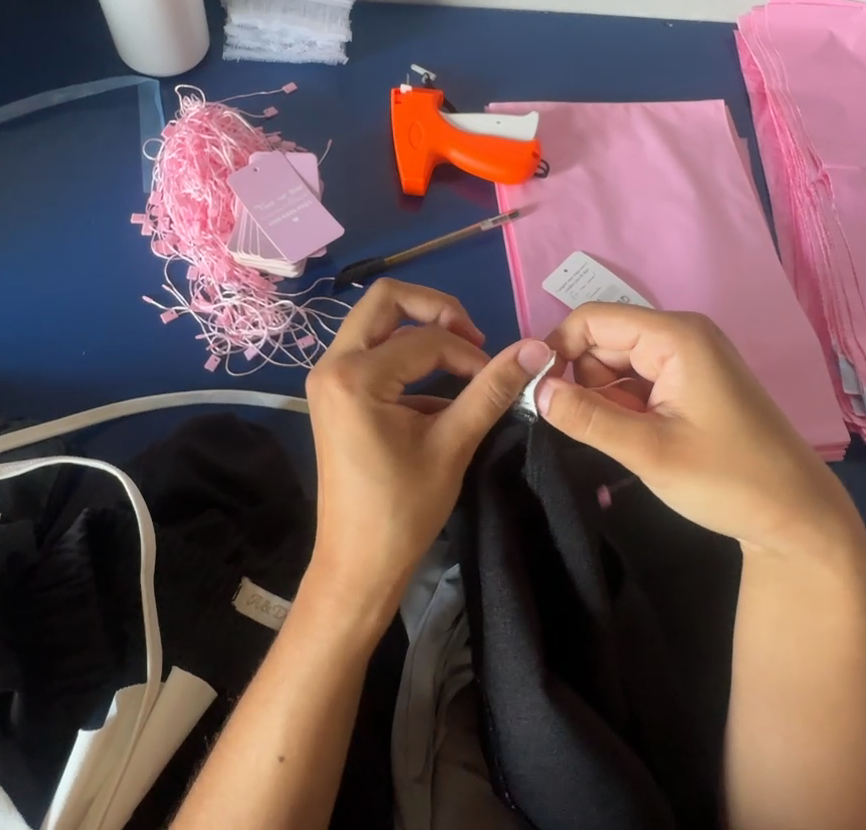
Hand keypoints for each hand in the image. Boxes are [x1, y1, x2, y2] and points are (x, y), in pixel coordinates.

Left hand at [306, 280, 549, 611]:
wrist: (358, 564)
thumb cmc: (402, 509)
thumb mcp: (452, 444)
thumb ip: (492, 390)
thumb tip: (537, 349)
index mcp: (354, 375)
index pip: (426, 340)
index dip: (470, 353)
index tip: (497, 379)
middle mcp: (331, 364)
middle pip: (386, 301)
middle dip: (436, 310)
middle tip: (473, 337)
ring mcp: (327, 378)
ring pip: (376, 323)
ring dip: (420, 331)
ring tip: (462, 362)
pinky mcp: (333, 394)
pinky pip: (371, 353)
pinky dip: (405, 357)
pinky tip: (437, 392)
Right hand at [540, 304, 865, 560]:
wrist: (796, 518)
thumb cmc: (728, 480)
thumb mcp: (648, 452)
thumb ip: (587, 418)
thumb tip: (536, 390)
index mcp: (675, 336)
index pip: (592, 318)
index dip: (559, 349)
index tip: (541, 394)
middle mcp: (680, 336)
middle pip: (602, 340)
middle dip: (583, 379)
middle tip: (587, 429)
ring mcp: (687, 359)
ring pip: (615, 363)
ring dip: (603, 397)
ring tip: (623, 439)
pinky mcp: (689, 383)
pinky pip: (636, 380)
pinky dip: (622, 405)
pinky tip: (635, 437)